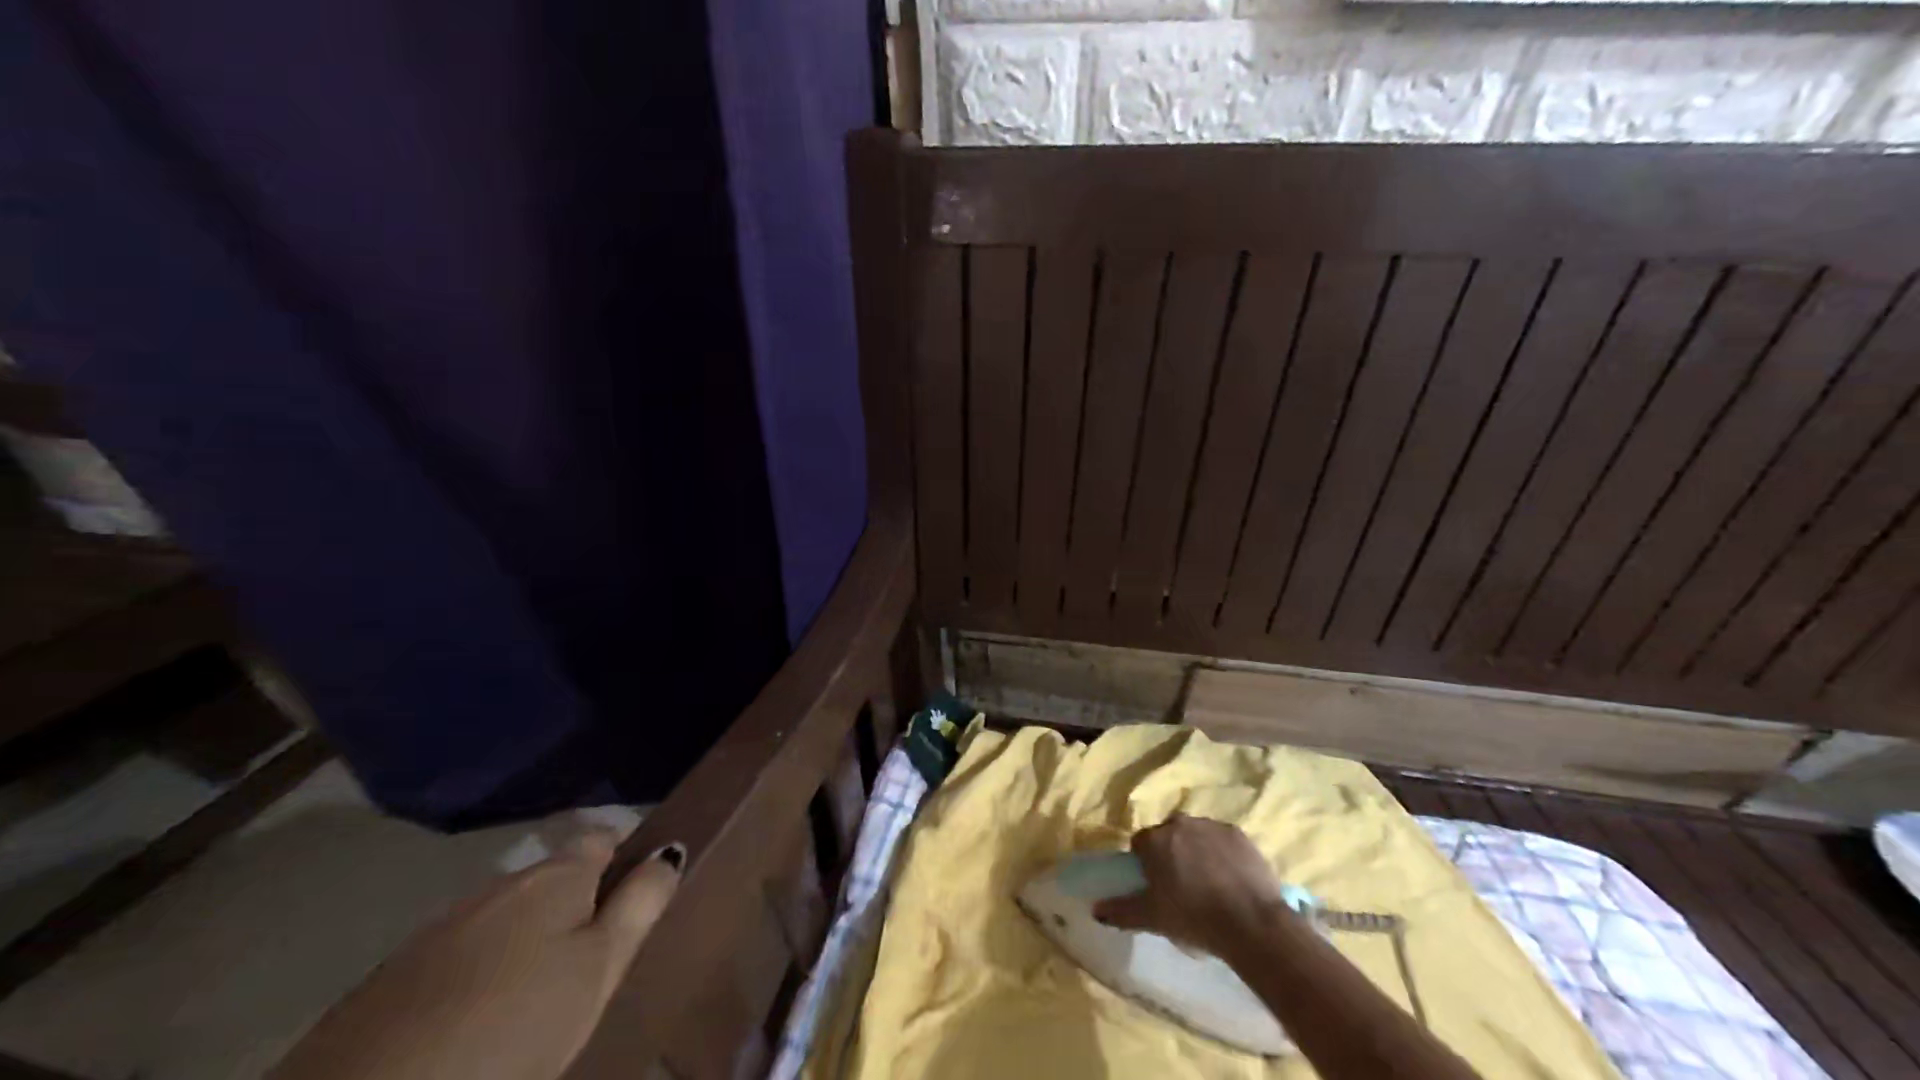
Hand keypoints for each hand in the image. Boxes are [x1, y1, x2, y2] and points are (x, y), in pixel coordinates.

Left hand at [271, 832, 682, 1079]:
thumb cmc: (512, 1029)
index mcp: (553, 878)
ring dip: (527, 940)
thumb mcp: (598, 970)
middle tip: (591, 964)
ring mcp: (441, 927)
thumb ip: (639, 905)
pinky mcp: (395, 976)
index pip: (600, 836)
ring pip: (505, 918)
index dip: (624, 857)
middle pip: (552, 878)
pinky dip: (480, 972)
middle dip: (575, 905)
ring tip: (535, 999)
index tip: (636, 898)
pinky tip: (476, 1021)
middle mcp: (498, 885)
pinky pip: (461, 955)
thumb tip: (669, 850)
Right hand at [1092, 813, 1287, 955]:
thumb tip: (1095, 910)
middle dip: (1171, 854)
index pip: (1140, 845)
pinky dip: (1223, 854)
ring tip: (1209, 885)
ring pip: (1196, 835)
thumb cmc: (1193, 917)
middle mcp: (1180, 824)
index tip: (1156, 886)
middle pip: (1168, 836)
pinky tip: (1231, 880)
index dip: (1146, 864)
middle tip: (1182, 887)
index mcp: (1155, 840)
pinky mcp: (1239, 834)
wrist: (1251, 922)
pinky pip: (1223, 841)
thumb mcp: (1152, 918)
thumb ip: (1121, 910)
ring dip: (1197, 852)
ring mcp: (1212, 826)